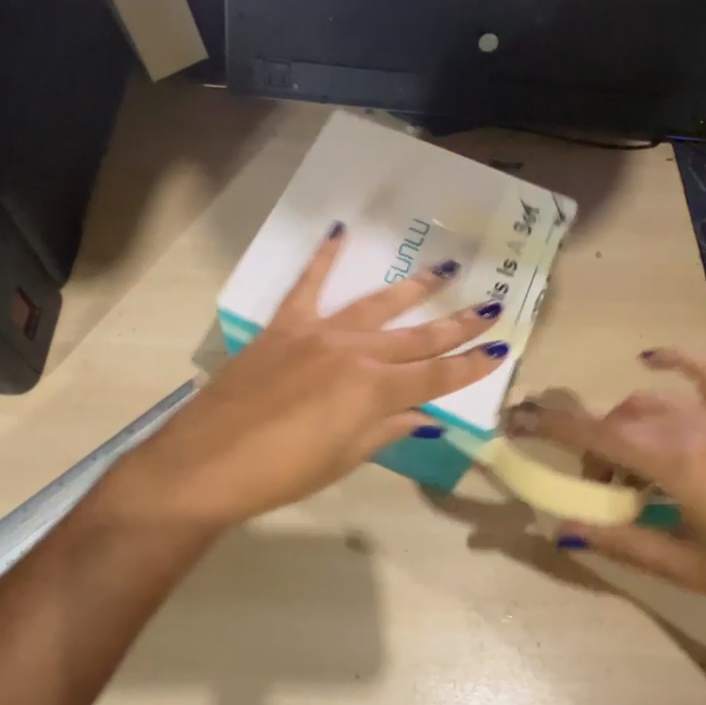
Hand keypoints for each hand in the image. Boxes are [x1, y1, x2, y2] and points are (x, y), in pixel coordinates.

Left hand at [102, 223, 508, 529]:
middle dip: (457, 325)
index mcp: (374, 391)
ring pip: (376, 305)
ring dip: (413, 288)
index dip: (470, 366)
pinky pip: (308, 284)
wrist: (204, 463)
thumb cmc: (280, 474)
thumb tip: (424, 417)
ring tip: (444, 270)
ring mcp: (317, 333)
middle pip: (416, 338)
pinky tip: (340, 230)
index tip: (501, 351)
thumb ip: (386, 430)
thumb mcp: (342, 459)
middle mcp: (354, 353)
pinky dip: (324, 256)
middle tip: (491, 307)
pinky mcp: (284, 326)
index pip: (436, 377)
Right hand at [511, 348, 705, 618]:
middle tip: (604, 491)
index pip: (595, 435)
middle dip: (596, 449)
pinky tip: (650, 358)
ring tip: (633, 467)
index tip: (515, 418)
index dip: (550, 424)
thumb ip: (620, 543)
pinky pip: (703, 371)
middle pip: (619, 421)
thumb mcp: (685, 568)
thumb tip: (561, 530)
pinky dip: (673, 360)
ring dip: (626, 427)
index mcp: (675, 464)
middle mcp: (692, 426)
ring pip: (649, 403)